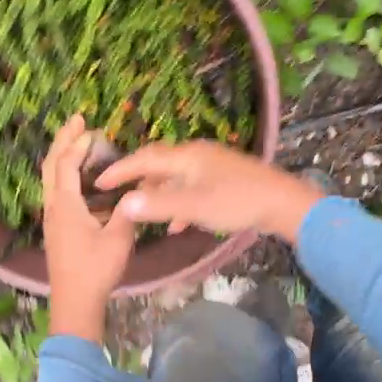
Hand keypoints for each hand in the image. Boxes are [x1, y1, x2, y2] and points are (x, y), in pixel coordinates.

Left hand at [44, 115, 137, 341]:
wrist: (75, 303)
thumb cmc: (95, 270)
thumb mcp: (118, 238)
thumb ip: (128, 210)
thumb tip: (138, 189)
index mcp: (64, 205)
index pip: (65, 163)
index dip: (77, 143)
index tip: (90, 127)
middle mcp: (53, 207)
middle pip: (51, 166)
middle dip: (63, 141)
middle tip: (77, 122)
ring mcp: (52, 220)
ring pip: (52, 181)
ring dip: (64, 159)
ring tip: (81, 146)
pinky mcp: (57, 231)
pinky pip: (58, 194)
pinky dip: (68, 178)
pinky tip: (87, 183)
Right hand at [96, 142, 323, 241]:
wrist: (283, 204)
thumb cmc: (237, 202)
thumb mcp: (194, 206)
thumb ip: (158, 205)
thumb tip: (123, 204)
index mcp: (187, 156)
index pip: (145, 158)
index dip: (120, 170)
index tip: (98, 181)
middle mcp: (197, 156)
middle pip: (159, 165)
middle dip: (138, 180)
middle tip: (117, 194)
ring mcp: (212, 168)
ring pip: (176, 179)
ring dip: (158, 196)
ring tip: (143, 213)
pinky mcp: (224, 181)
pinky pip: (191, 190)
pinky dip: (179, 205)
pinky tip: (177, 225)